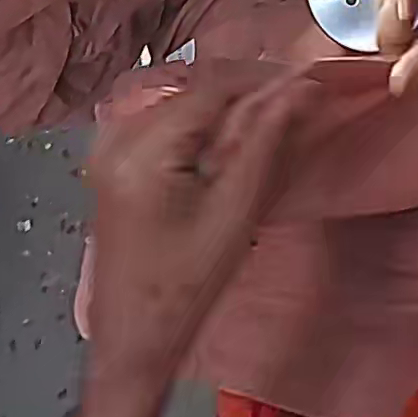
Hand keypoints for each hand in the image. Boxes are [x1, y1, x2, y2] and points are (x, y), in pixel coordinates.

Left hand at [79, 62, 316, 416]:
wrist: (135, 339)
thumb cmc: (187, 286)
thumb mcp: (235, 210)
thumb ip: (266, 140)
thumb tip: (300, 90)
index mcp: (142, 147)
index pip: (211, 86)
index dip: (262, 77)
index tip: (304, 78)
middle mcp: (119, 134)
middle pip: (196, 87)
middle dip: (249, 86)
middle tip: (294, 94)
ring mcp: (113, 143)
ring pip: (186, 97)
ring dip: (231, 100)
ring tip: (273, 110)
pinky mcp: (118, 155)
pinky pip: (172, 116)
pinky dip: (208, 118)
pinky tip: (235, 131)